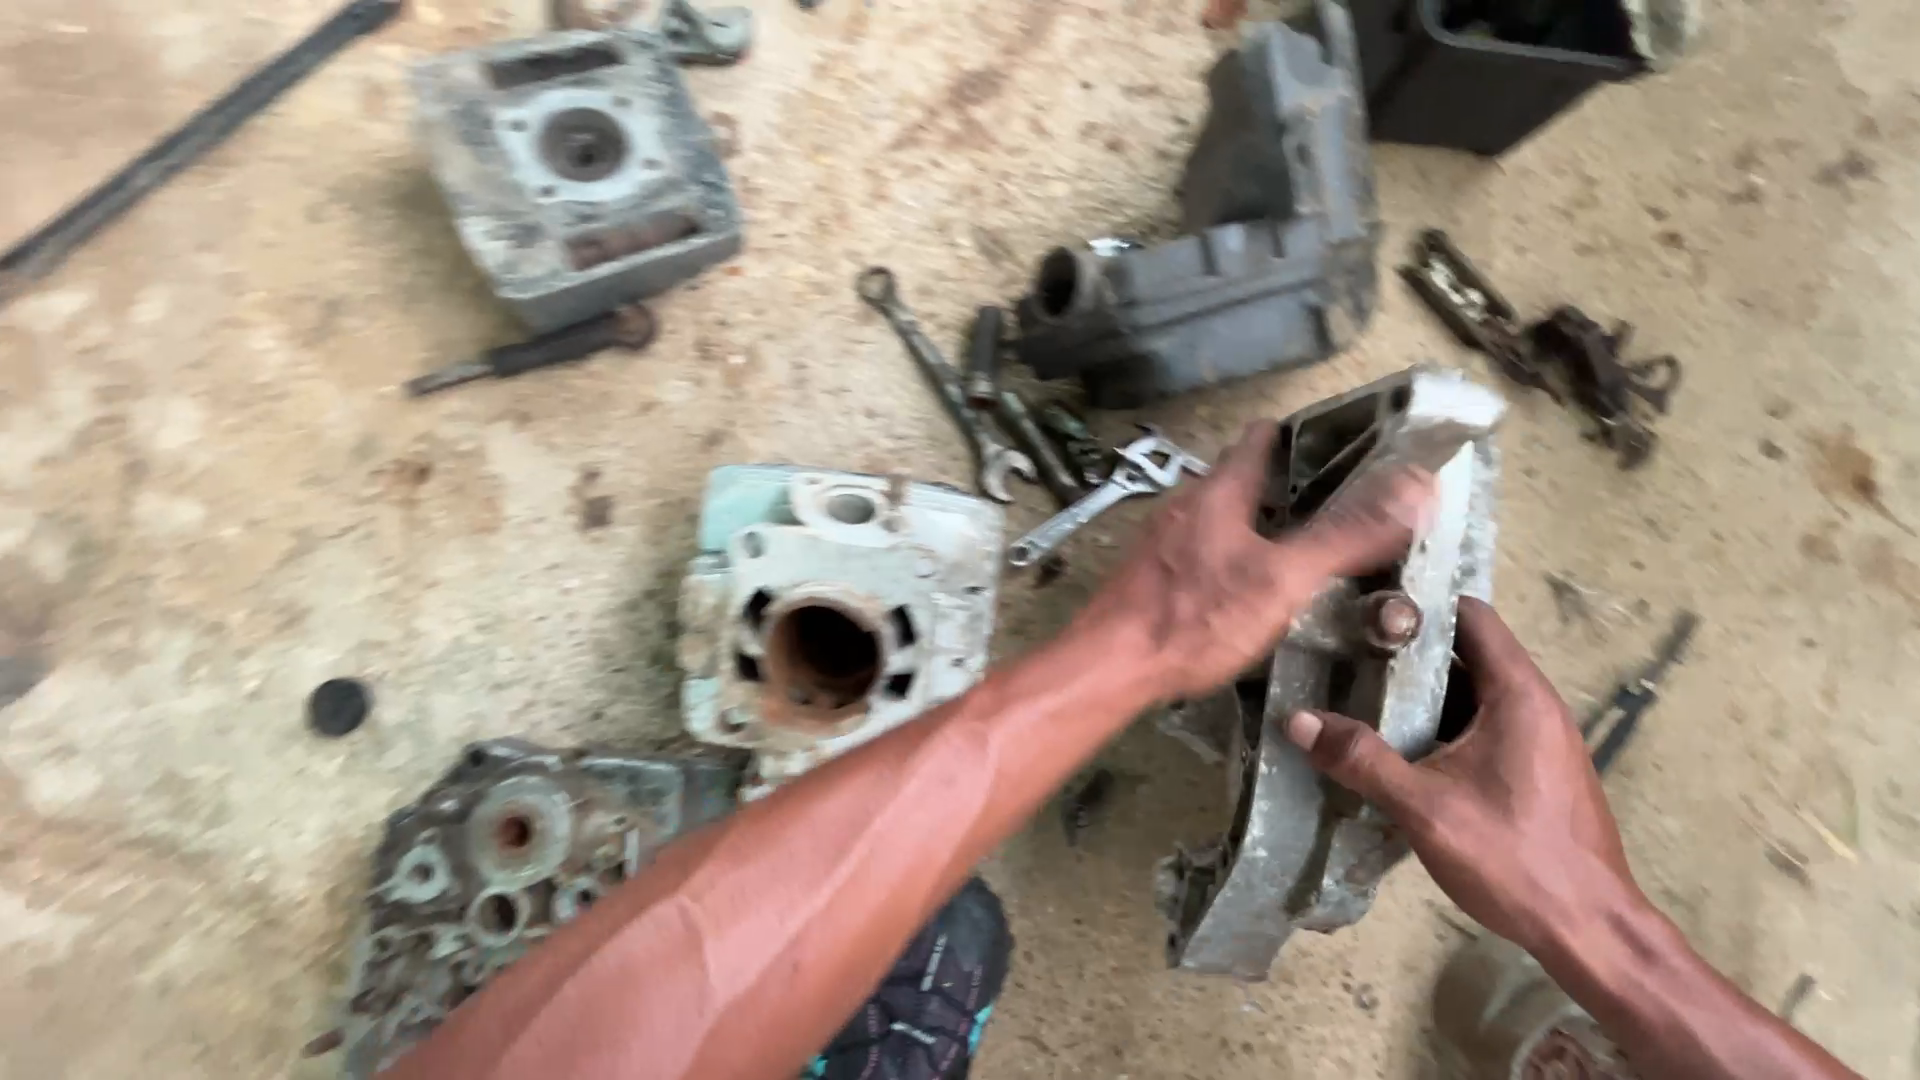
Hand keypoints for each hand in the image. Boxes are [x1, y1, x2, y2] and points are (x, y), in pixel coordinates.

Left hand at [1078, 421, 1432, 703]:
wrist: (1112, 663)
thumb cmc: (1196, 618)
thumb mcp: (1282, 580)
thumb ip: (1345, 537)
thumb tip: (1417, 489)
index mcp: (1217, 493)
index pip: (1258, 441)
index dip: (1296, 436)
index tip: (1336, 444)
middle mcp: (1184, 505)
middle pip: (1237, 479)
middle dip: (1280, 486)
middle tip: (1329, 506)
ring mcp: (1160, 539)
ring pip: (1215, 516)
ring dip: (1252, 522)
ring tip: (1293, 546)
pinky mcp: (1148, 572)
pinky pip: (1197, 548)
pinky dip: (1226, 553)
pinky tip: (1241, 584)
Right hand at [1283, 598, 1641, 953]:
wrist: (1593, 935)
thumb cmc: (1517, 859)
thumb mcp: (1425, 807)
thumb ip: (1361, 760)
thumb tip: (1296, 720)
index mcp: (1519, 696)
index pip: (1471, 617)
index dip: (1419, 602)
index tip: (1361, 604)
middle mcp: (1532, 705)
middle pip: (1462, 652)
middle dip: (1402, 646)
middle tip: (1339, 647)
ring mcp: (1532, 738)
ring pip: (1464, 690)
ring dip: (1413, 688)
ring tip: (1350, 686)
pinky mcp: (1526, 767)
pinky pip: (1472, 722)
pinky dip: (1431, 719)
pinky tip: (1388, 738)